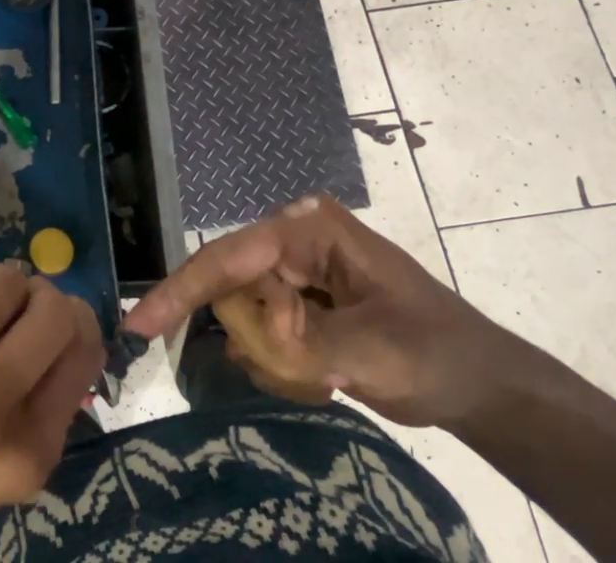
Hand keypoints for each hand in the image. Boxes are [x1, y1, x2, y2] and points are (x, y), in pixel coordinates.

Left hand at [0, 258, 105, 562]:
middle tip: (21, 304)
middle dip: (44, 299)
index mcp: (21, 454)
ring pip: (3, 281)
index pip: (82, 355)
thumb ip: (33, 421)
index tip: (58, 319)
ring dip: (1, 281)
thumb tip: (64, 343)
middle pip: (53, 311)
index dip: (78, 326)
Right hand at [123, 194, 528, 427]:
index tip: (138, 326)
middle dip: (256, 340)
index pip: (229, 256)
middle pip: (228, 288)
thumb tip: (247, 342)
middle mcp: (291, 241)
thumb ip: (305, 343)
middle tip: (311, 374)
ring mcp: (290, 273)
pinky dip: (280, 367)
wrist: (477, 386)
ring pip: (239, 319)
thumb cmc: (436, 354)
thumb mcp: (377, 353)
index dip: (181, 290)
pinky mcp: (292, 303)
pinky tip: (324, 378)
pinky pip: (255, 336)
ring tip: (328, 379)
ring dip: (273, 360)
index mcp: (310, 230)